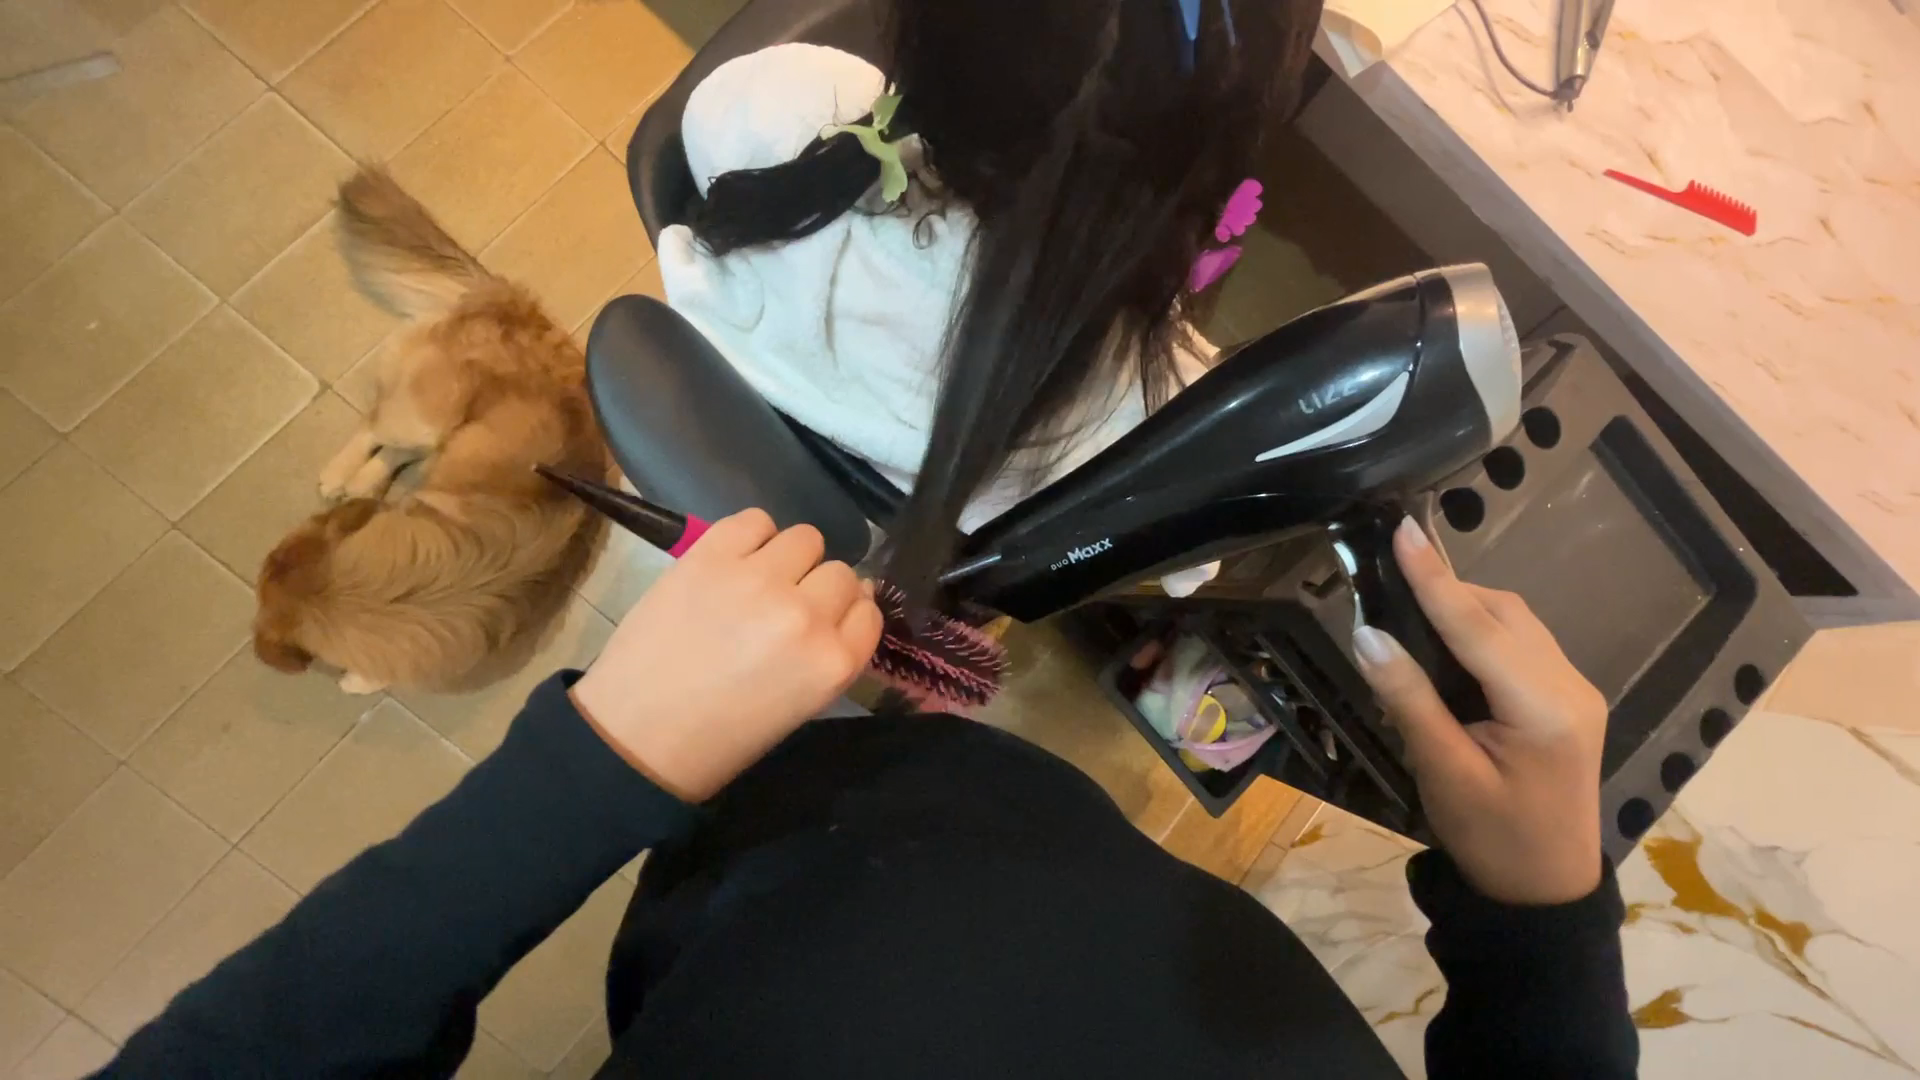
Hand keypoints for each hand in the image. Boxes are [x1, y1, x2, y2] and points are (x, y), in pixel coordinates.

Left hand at [570, 509, 883, 800]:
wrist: (638, 736)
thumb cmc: (726, 733)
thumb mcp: (805, 703)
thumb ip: (835, 649)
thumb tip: (853, 593)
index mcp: (833, 663)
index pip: (869, 612)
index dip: (849, 614)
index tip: (826, 622)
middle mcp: (806, 616)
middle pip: (843, 574)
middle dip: (820, 589)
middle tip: (786, 607)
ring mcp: (758, 581)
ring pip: (807, 538)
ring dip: (791, 559)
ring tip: (760, 581)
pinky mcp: (712, 556)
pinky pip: (757, 520)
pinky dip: (753, 536)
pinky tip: (736, 561)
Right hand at [1351, 517, 1607, 905]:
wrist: (1544, 887)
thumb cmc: (1489, 834)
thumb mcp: (1440, 769)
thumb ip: (1407, 697)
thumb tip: (1366, 633)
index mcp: (1542, 708)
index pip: (1477, 628)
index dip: (1434, 577)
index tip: (1402, 530)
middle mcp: (1569, 686)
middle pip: (1503, 614)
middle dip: (1448, 585)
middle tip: (1389, 567)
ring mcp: (1574, 690)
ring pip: (1514, 622)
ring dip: (1463, 603)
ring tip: (1409, 595)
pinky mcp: (1565, 698)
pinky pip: (1519, 642)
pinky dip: (1478, 625)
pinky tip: (1445, 633)